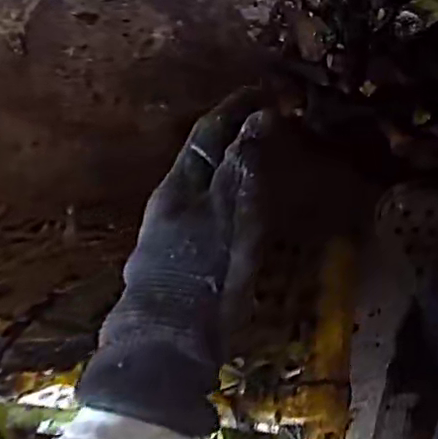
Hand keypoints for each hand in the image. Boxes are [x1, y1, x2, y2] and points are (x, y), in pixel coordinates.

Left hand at [78, 89, 265, 436]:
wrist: (166, 349)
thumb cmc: (200, 277)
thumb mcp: (230, 216)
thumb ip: (243, 167)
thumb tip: (261, 117)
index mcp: (180, 185)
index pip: (209, 131)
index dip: (236, 107)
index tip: (265, 89)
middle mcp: (173, 200)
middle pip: (206, 152)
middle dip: (236, 128)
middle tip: (271, 114)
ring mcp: (175, 228)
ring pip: (208, 177)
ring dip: (235, 156)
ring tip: (265, 145)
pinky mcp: (185, 252)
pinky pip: (214, 202)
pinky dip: (234, 185)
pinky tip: (248, 193)